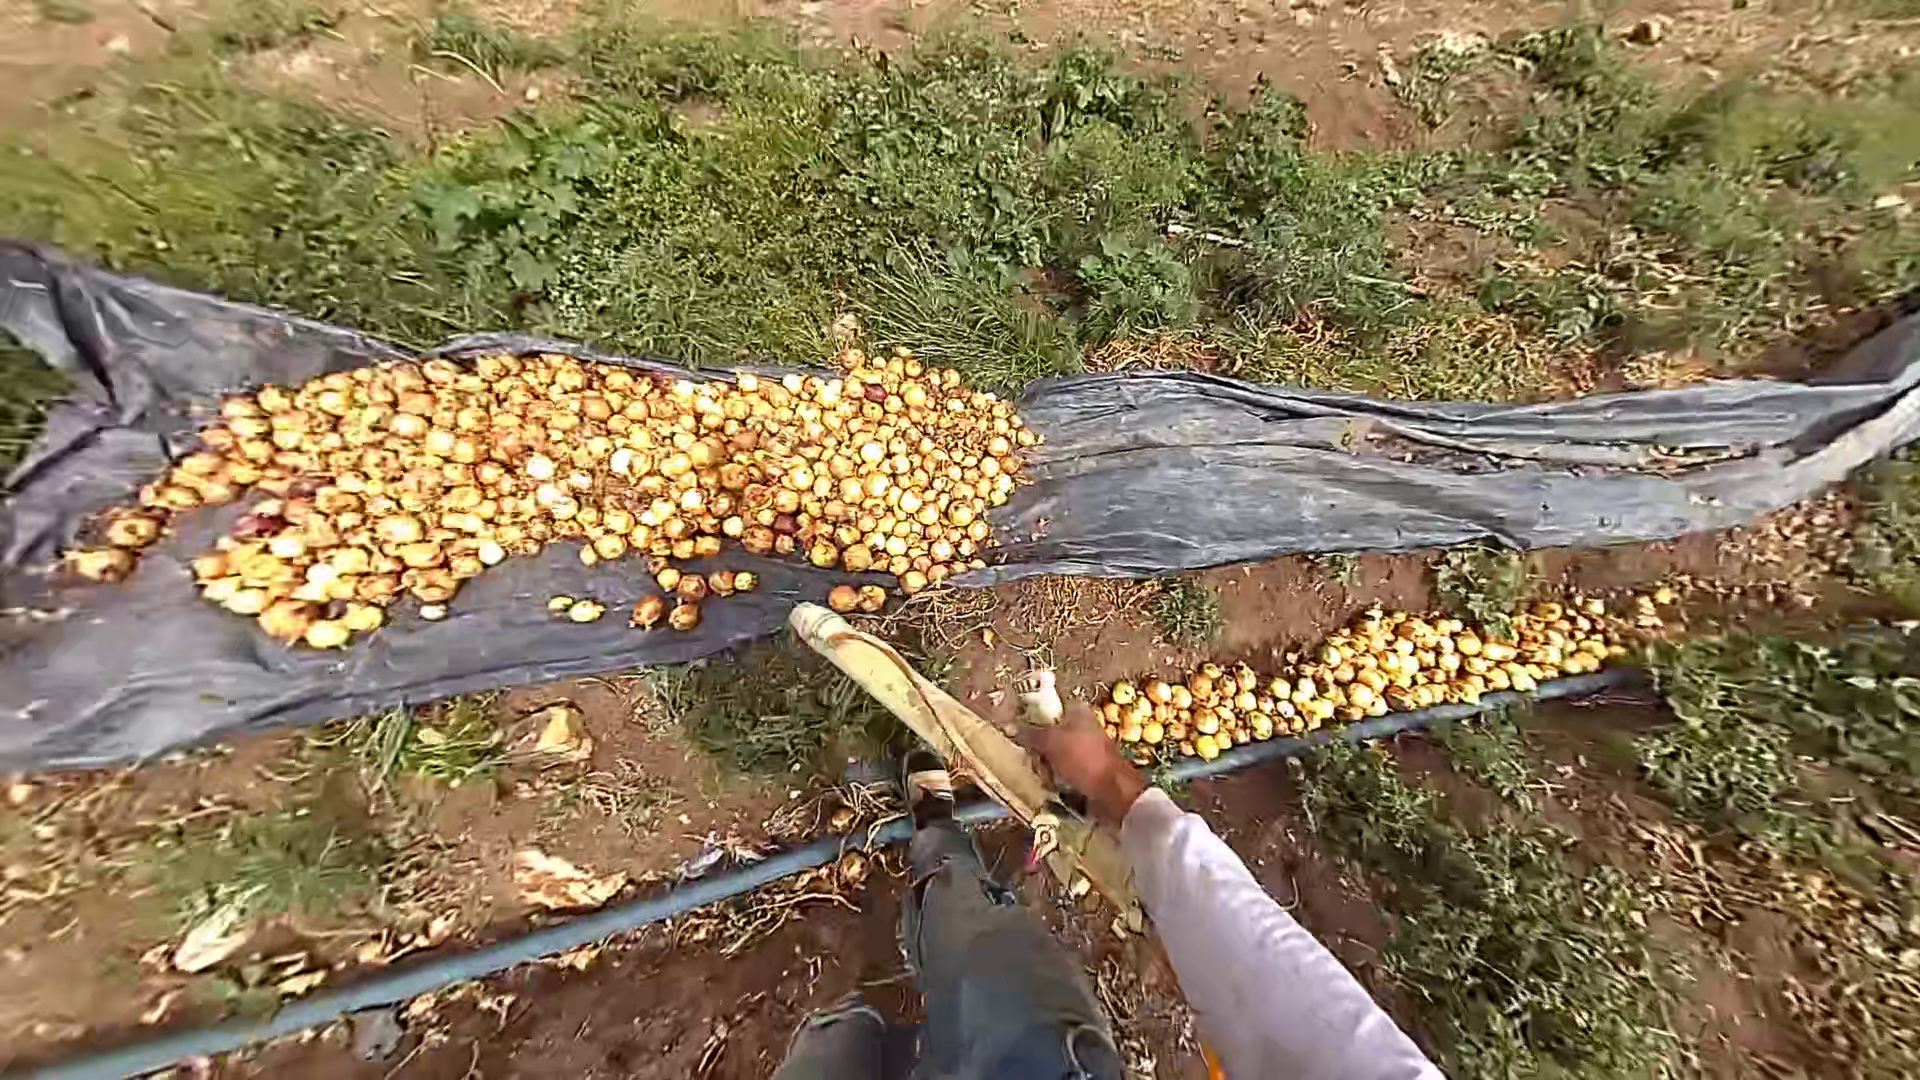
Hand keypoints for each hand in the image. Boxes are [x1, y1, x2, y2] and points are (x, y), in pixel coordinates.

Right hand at [1024, 703, 1148, 828]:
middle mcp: (1082, 727)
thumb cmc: (1084, 759)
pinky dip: (1057, 779)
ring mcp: (1086, 749)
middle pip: (1048, 734)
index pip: (1047, 708)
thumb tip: (1011, 725)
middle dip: (1039, 751)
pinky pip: (1063, 771)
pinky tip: (1057, 787)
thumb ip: (1030, 732)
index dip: (1032, 720)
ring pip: (1054, 755)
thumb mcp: (1052, 742)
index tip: (1020, 733)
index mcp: (1077, 711)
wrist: (1115, 795)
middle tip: (1036, 761)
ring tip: (1048, 779)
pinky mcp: (1088, 770)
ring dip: (1046, 768)